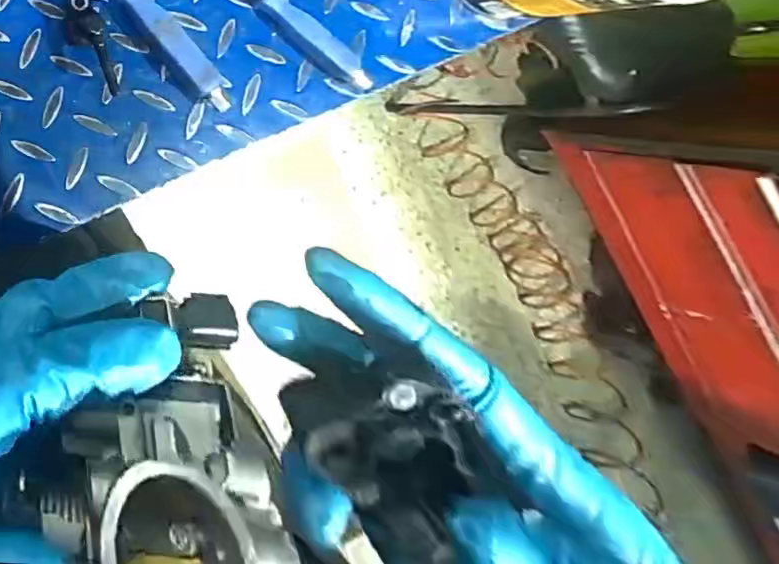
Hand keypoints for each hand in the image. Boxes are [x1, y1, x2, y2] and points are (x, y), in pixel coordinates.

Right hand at [249, 248, 679, 563]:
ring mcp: (423, 481)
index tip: (318, 265)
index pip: (452, 365)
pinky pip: (336, 477)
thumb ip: (532, 551)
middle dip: (317, 341)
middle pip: (378, 372)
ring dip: (311, 440)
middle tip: (264, 319)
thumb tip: (467, 517)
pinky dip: (314, 488)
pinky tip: (317, 520)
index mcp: (535, 464)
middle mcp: (464, 453)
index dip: (383, 309)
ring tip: (310, 498)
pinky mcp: (395, 513)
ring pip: (342, 423)